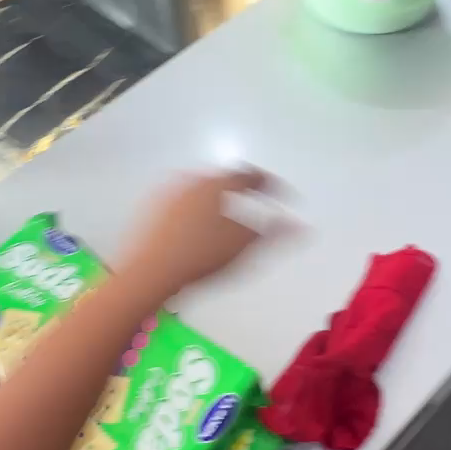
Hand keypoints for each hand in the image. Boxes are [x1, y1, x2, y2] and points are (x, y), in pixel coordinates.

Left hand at [120, 169, 285, 300]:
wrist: (146, 273)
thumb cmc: (200, 258)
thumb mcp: (245, 247)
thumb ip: (277, 233)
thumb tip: (304, 226)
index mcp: (217, 184)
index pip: (251, 176)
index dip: (270, 186)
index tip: (281, 195)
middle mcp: (190, 180)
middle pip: (222, 181)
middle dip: (240, 193)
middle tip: (253, 209)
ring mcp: (166, 193)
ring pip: (199, 191)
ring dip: (215, 202)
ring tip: (223, 225)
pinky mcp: (148, 209)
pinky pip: (179, 203)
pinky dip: (193, 212)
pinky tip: (194, 234)